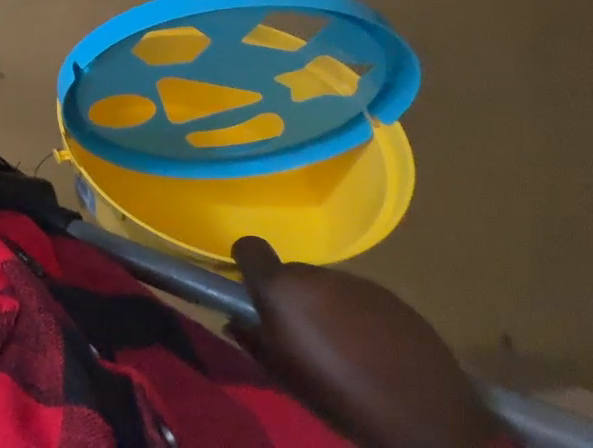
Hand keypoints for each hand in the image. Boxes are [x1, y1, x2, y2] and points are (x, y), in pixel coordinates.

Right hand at [231, 236, 502, 447]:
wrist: (430, 422)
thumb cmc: (340, 396)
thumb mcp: (282, 373)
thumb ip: (251, 338)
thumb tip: (238, 320)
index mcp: (283, 289)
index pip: (250, 247)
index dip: (249, 265)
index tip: (257, 293)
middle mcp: (319, 276)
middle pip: (293, 272)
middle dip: (293, 295)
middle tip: (306, 332)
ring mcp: (363, 286)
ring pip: (329, 286)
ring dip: (328, 305)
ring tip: (346, 345)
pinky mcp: (399, 301)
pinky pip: (364, 300)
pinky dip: (361, 317)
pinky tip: (377, 351)